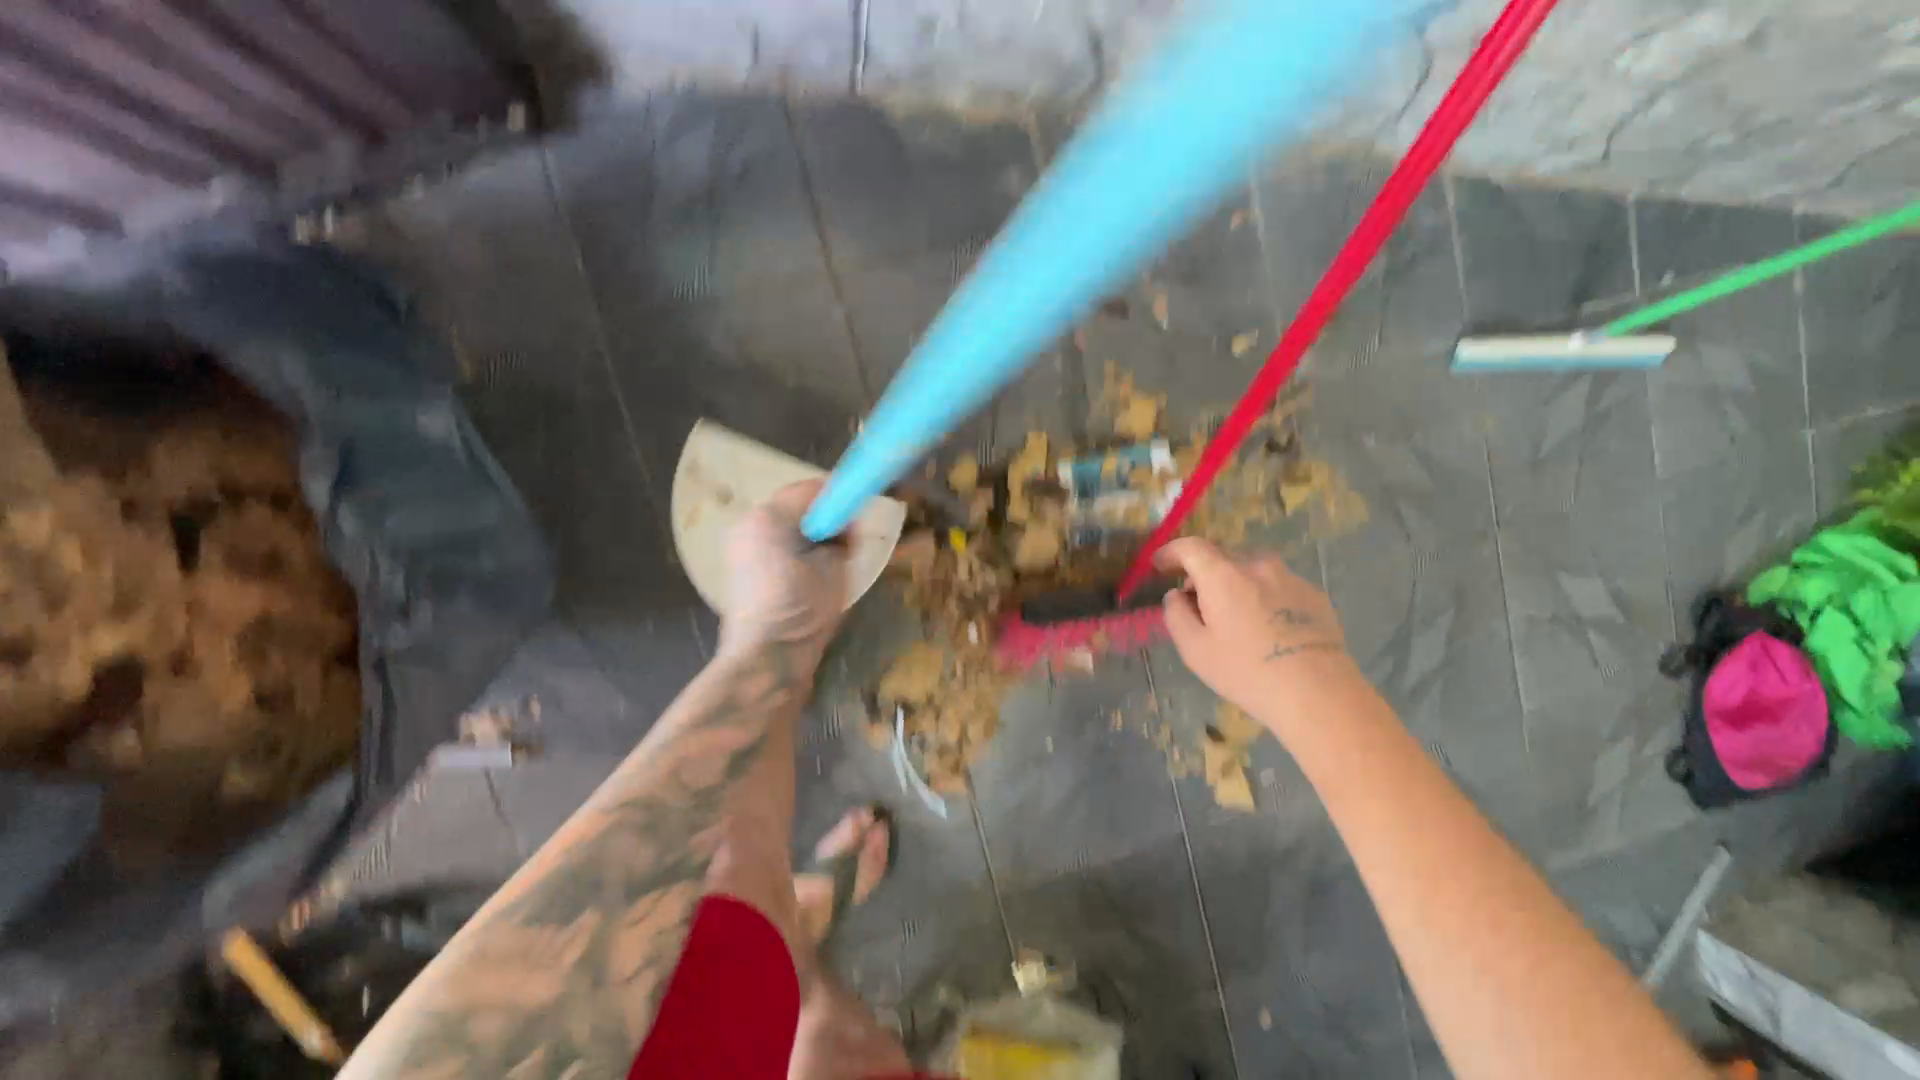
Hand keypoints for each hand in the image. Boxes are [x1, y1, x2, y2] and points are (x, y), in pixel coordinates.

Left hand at [719, 480, 848, 664]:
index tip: (864, 508)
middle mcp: (748, 522)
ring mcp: (739, 545)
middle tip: (851, 535)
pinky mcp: (739, 568)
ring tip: (833, 557)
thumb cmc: (802, 613)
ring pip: (783, 525)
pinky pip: (773, 544)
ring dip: (808, 532)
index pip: (812, 489)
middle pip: (795, 505)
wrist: (765, 661)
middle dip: (824, 515)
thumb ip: (843, 537)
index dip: (842, 496)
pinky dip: (793, 548)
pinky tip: (811, 571)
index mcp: (769, 516)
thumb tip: (849, 523)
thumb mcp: (835, 568)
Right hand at [1154, 537, 1358, 719]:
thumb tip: (1176, 595)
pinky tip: (1267, 626)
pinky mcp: (1314, 593)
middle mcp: (1257, 564)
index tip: (1159, 565)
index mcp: (1223, 575)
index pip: (1190, 547)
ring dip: (1235, 581)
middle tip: (1195, 600)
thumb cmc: (1246, 671)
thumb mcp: (1195, 650)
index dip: (1170, 552)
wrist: (1317, 691)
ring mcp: (1290, 576)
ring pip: (1252, 568)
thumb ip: (1176, 614)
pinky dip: (1262, 594)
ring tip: (1233, 614)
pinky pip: (1277, 584)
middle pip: (1222, 555)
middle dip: (1203, 571)